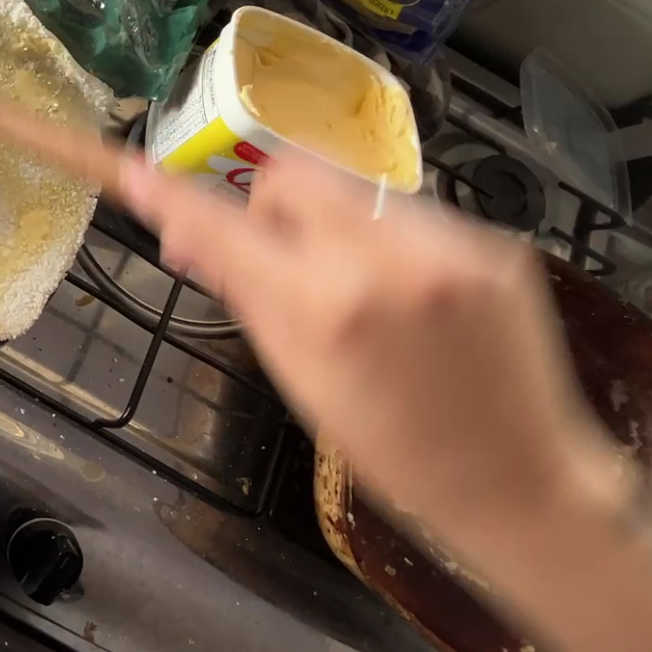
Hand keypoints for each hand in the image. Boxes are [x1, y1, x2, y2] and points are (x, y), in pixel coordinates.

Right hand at [118, 150, 618, 528]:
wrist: (519, 479)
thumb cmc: (383, 439)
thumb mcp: (291, 368)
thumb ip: (241, 287)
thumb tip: (185, 235)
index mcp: (321, 305)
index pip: (222, 227)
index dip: (171, 198)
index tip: (133, 171)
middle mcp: (385, 258)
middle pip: (289, 172)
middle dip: (266, 201)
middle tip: (274, 250)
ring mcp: (450, 244)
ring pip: (348, 186)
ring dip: (325, 218)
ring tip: (347, 277)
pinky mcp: (494, 241)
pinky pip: (404, 210)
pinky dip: (379, 235)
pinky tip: (402, 288)